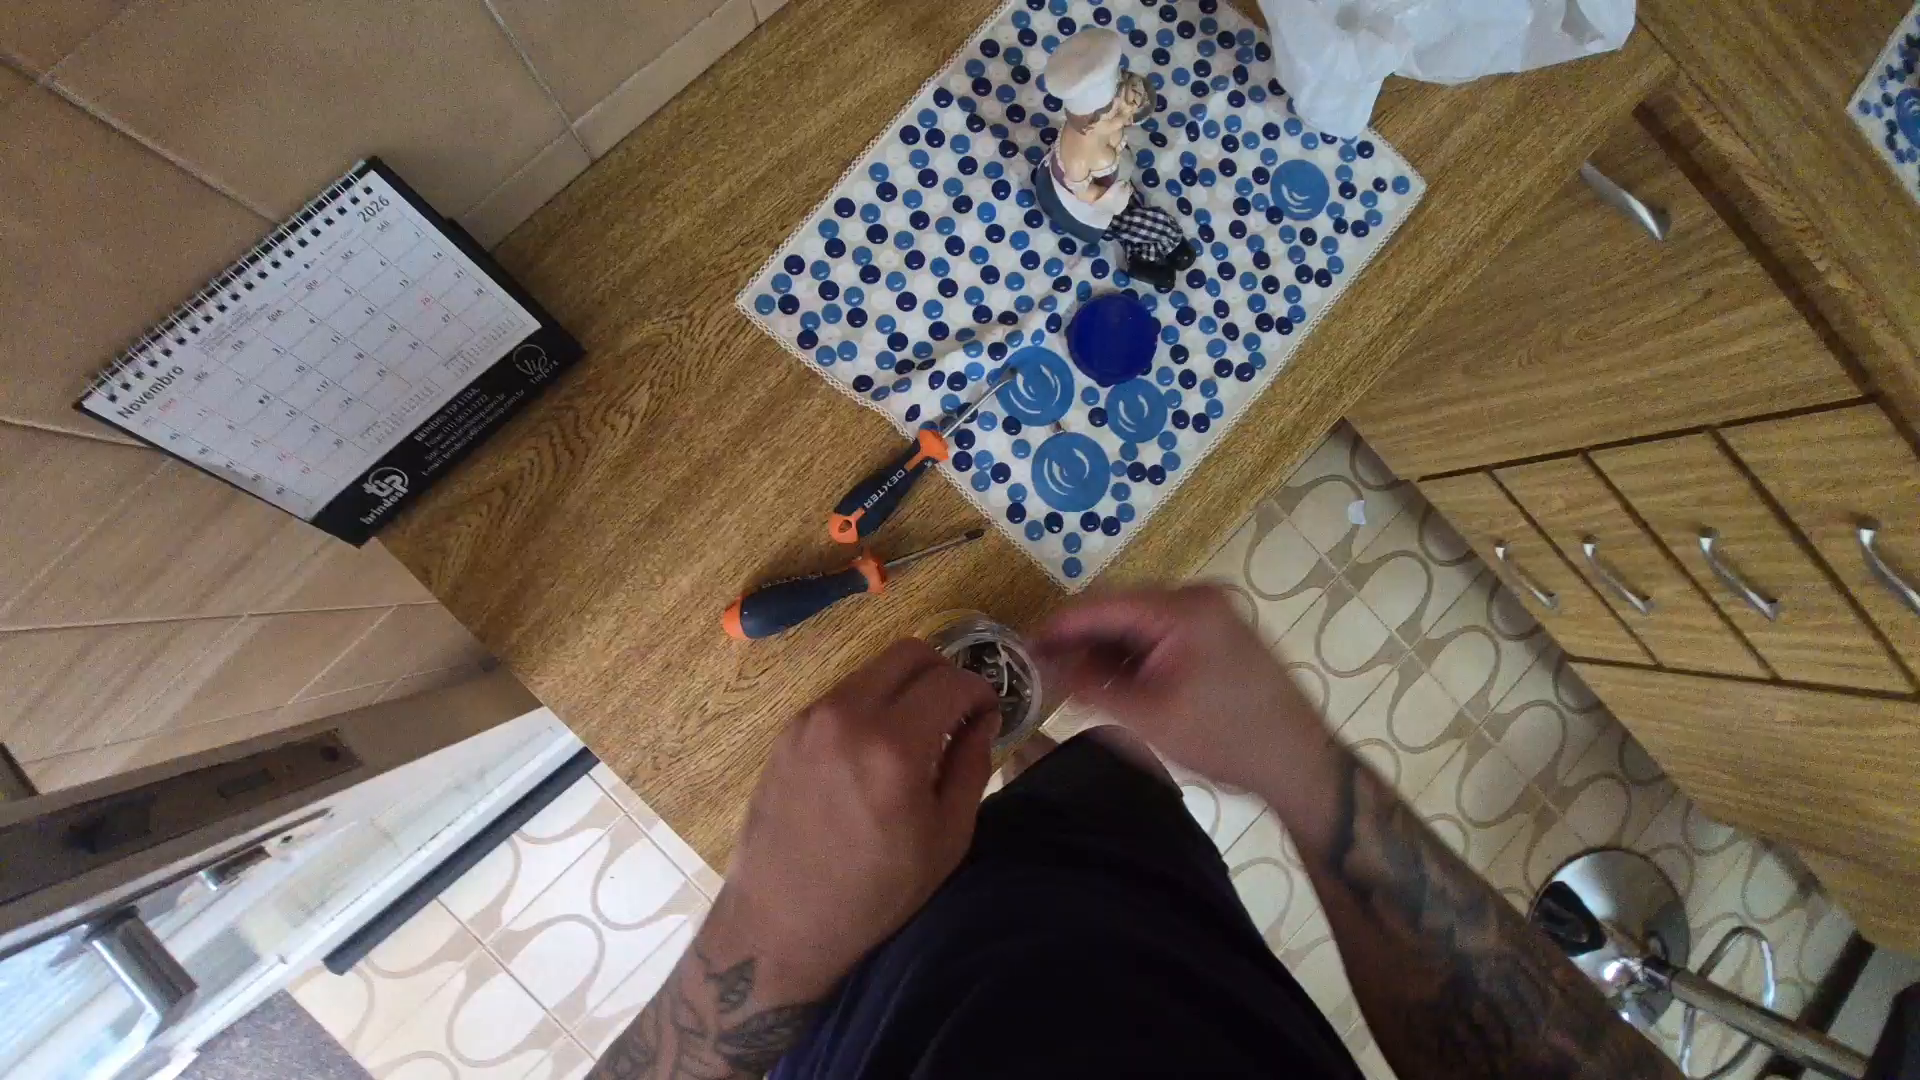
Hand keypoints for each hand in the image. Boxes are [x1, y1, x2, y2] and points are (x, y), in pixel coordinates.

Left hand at [707, 639, 999, 1004]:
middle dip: (944, 672)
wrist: (779, 923)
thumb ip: (972, 764)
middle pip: (910, 652)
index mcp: (894, 745)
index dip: (980, 690)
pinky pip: (845, 693)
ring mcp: (812, 717)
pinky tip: (876, 749)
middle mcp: (849, 715)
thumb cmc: (874, 892)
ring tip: (916, 733)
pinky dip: (873, 703)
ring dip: (906, 686)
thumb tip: (983, 717)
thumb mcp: (946, 837)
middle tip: (955, 711)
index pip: (951, 681)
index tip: (988, 712)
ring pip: (875, 668)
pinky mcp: (790, 729)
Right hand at [1031, 585, 1336, 797]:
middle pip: (1119, 609)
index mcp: (1183, 607)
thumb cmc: (1226, 740)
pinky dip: (1132, 654)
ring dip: (1105, 649)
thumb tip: (1045, 667)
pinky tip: (1112, 679)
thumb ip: (1090, 686)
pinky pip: (1159, 632)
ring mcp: (1210, 611)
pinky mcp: (1215, 630)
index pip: (1103, 604)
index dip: (1059, 626)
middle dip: (1081, 640)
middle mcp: (1197, 596)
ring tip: (1073, 680)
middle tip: (1045, 670)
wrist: (1300, 763)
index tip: (1023, 647)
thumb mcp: (1148, 716)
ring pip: (1137, 622)